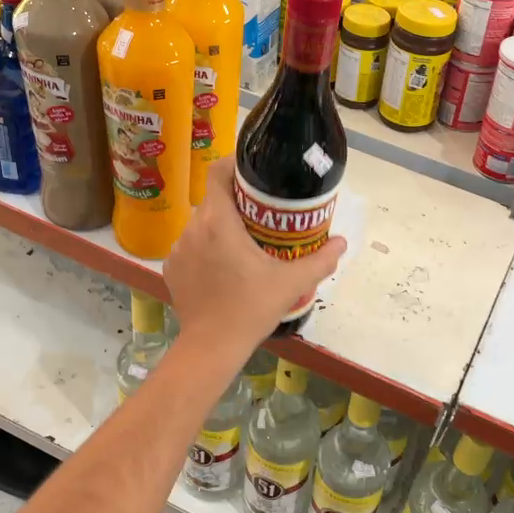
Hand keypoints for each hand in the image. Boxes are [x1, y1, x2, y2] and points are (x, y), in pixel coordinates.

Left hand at [165, 158, 346, 352]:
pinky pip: (191, 247)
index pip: (218, 172)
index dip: (235, 165)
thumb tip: (342, 242)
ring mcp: (178, 249)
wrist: (212, 347)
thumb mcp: (292, 284)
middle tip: (263, 214)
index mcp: (219, 222)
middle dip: (237, 202)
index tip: (256, 173)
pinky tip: (223, 268)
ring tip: (245, 243)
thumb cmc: (251, 309)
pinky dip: (206, 250)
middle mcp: (193, 228)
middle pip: (214, 200)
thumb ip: (320, 260)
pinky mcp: (171, 268)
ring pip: (202, 224)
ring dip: (221, 227)